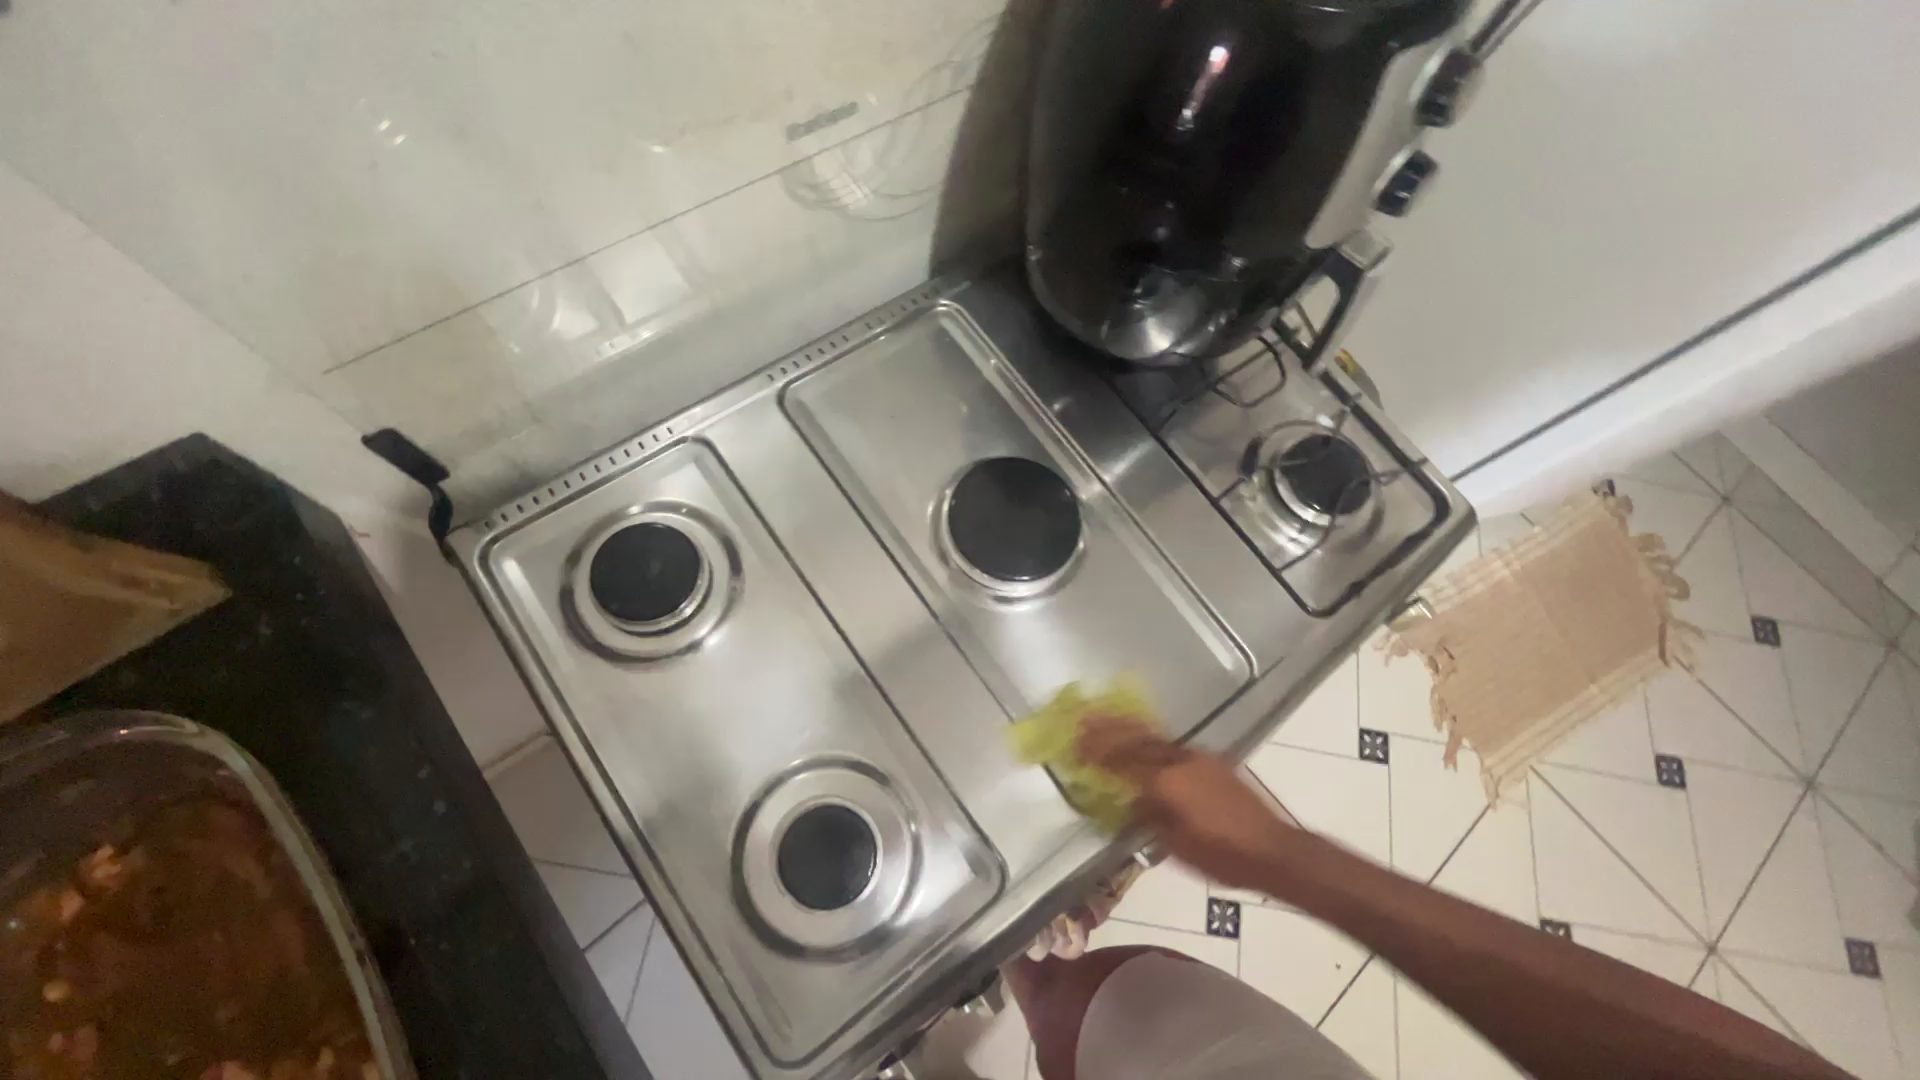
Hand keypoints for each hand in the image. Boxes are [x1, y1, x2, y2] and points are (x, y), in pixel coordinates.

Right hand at [1077, 717, 1296, 891]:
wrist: (1273, 851)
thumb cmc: (1222, 857)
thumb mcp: (1174, 845)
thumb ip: (1147, 817)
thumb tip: (1127, 801)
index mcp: (1166, 782)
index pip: (1121, 761)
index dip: (1096, 751)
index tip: (1074, 742)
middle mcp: (1179, 761)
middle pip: (1135, 740)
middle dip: (1106, 729)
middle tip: (1082, 717)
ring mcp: (1198, 757)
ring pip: (1153, 738)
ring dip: (1127, 728)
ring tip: (1106, 717)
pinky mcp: (1212, 761)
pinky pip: (1170, 743)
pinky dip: (1149, 738)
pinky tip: (1143, 738)